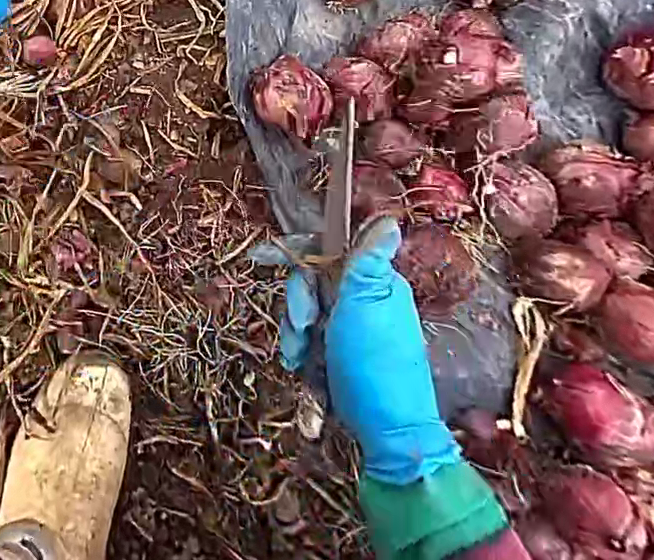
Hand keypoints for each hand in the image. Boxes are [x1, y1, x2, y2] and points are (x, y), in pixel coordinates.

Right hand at [275, 217, 461, 484]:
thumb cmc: (375, 362)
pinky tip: (311, 375)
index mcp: (370, 281)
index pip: (325, 248)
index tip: (263, 257)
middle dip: (297, 306)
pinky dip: (303, 358)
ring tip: (306, 359)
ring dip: (296, 337)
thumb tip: (389, 219)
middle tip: (305, 328)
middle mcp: (359, 300)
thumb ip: (368, 259)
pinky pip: (307, 344)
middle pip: (308, 283)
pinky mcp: (337, 356)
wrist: (388, 433)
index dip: (294, 251)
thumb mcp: (366, 304)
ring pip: (303, 316)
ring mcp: (348, 329)